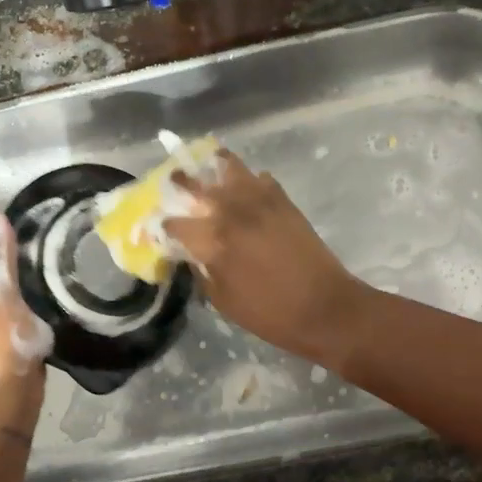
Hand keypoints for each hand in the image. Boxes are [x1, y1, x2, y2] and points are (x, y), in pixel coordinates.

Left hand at [0, 211, 51, 430]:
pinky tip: (58, 291)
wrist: (0, 406)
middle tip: (52, 235)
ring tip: (60, 257)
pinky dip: (36, 300)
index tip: (29, 217)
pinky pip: (22, 308)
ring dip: (29, 276)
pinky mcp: (8, 337)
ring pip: (10, 287)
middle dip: (17, 251)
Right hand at [165, 150, 369, 364]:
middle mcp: (233, 212)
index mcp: (213, 241)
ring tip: (206, 169)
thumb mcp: (224, 301)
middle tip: (173, 183)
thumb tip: (193, 253)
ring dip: (213, 167)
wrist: (324, 307)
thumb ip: (203, 271)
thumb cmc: (271, 314)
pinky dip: (248, 178)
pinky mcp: (284, 201)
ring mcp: (261, 201)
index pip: (175, 224)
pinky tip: (244, 188)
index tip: (156, 227)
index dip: (162, 225)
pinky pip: (260, 177)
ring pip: (230, 167)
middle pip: (197, 185)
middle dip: (180, 183)